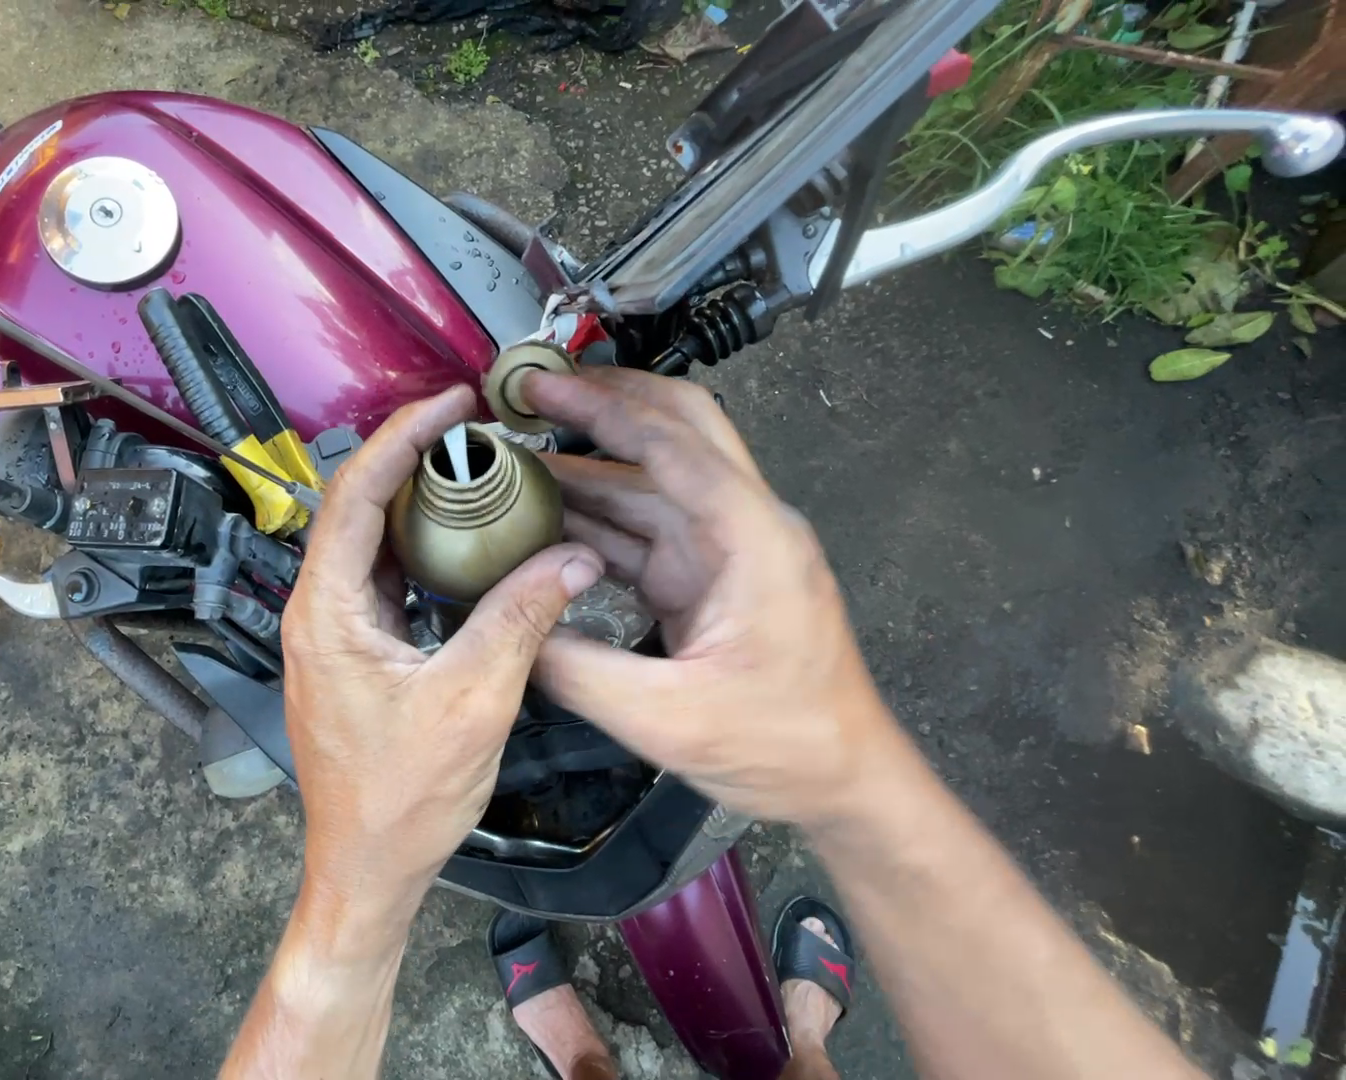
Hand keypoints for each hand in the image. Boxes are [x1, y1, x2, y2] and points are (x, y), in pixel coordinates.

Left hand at [281, 385, 603, 915]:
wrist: (368, 865)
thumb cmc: (399, 799)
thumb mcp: (473, 701)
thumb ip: (520, 619)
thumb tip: (570, 560)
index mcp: (327, 612)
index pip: (355, 496)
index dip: (400, 438)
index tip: (447, 405)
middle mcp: (319, 611)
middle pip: (358, 508)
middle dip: (410, 458)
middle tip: (467, 428)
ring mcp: (336, 630)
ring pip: (372, 541)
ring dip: (416, 502)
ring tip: (470, 469)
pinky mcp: (357, 649)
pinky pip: (386, 578)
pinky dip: (422, 549)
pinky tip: (463, 541)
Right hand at [526, 368, 903, 826]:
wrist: (841, 782)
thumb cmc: (777, 746)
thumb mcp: (664, 718)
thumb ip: (575, 668)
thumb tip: (504, 623)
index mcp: (753, 539)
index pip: (673, 446)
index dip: (601, 409)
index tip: (537, 387)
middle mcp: (741, 526)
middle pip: (678, 430)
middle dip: (605, 402)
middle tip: (531, 390)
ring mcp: (721, 550)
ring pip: (647, 482)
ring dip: (585, 464)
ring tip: (515, 455)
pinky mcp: (700, 577)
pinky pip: (638, 530)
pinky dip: (590, 519)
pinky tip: (542, 518)